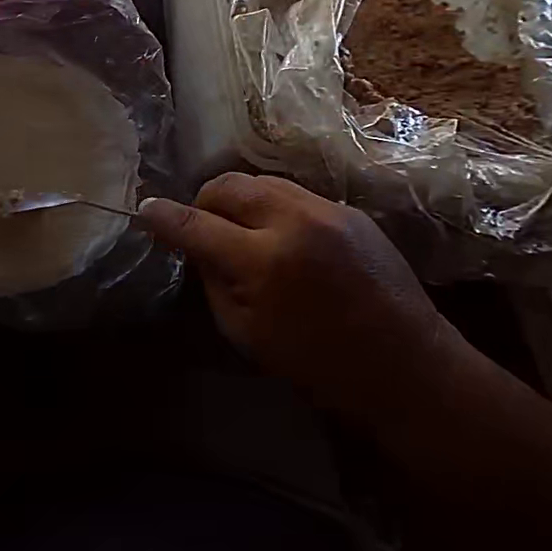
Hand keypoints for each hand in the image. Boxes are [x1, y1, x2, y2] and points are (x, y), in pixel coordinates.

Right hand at [138, 174, 471, 422]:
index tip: (143, 212)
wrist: (408, 369)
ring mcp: (329, 210)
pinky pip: (293, 194)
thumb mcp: (242, 329)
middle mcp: (296, 221)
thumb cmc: (315, 363)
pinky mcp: (351, 211)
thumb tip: (194, 245)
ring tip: (238, 229)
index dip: (161, 217)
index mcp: (264, 260)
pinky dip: (272, 207)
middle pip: (227, 185)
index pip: (194, 224)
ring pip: (260, 181)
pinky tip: (278, 236)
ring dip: (237, 200)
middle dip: (203, 202)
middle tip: (201, 228)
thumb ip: (212, 278)